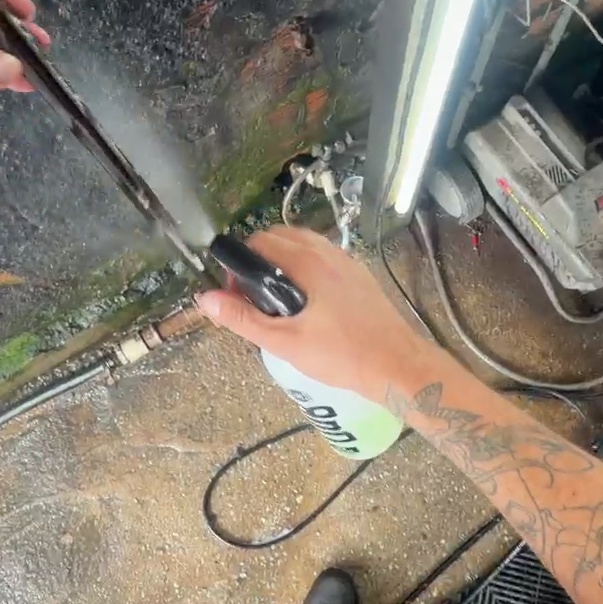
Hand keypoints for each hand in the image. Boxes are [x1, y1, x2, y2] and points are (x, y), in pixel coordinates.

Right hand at [196, 226, 443, 400]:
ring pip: (304, 246)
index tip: (237, 293)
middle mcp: (328, 252)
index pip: (260, 240)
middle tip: (254, 299)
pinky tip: (306, 303)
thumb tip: (205, 299)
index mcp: (307, 261)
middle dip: (259, 260)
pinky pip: (323, 258)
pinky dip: (305, 268)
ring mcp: (347, 261)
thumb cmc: (341, 355)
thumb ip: (243, 318)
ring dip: (282, 263)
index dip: (240, 263)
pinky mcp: (359, 274)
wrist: (397, 365)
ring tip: (278, 302)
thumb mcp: (284, 342)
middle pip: (280, 238)